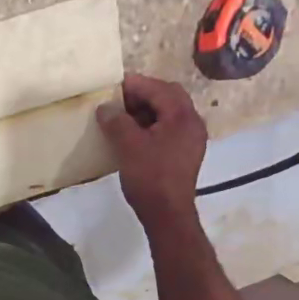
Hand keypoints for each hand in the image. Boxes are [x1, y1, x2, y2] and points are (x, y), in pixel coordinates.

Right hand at [96, 73, 208, 226]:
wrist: (167, 214)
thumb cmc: (150, 177)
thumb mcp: (128, 146)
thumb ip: (116, 121)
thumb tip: (105, 108)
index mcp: (182, 116)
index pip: (158, 88)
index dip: (134, 85)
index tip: (112, 86)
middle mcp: (192, 123)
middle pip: (168, 97)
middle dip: (143, 96)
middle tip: (118, 101)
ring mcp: (192, 139)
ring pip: (169, 114)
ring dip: (147, 111)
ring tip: (122, 119)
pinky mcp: (186, 154)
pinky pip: (169, 129)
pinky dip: (152, 126)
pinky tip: (135, 137)